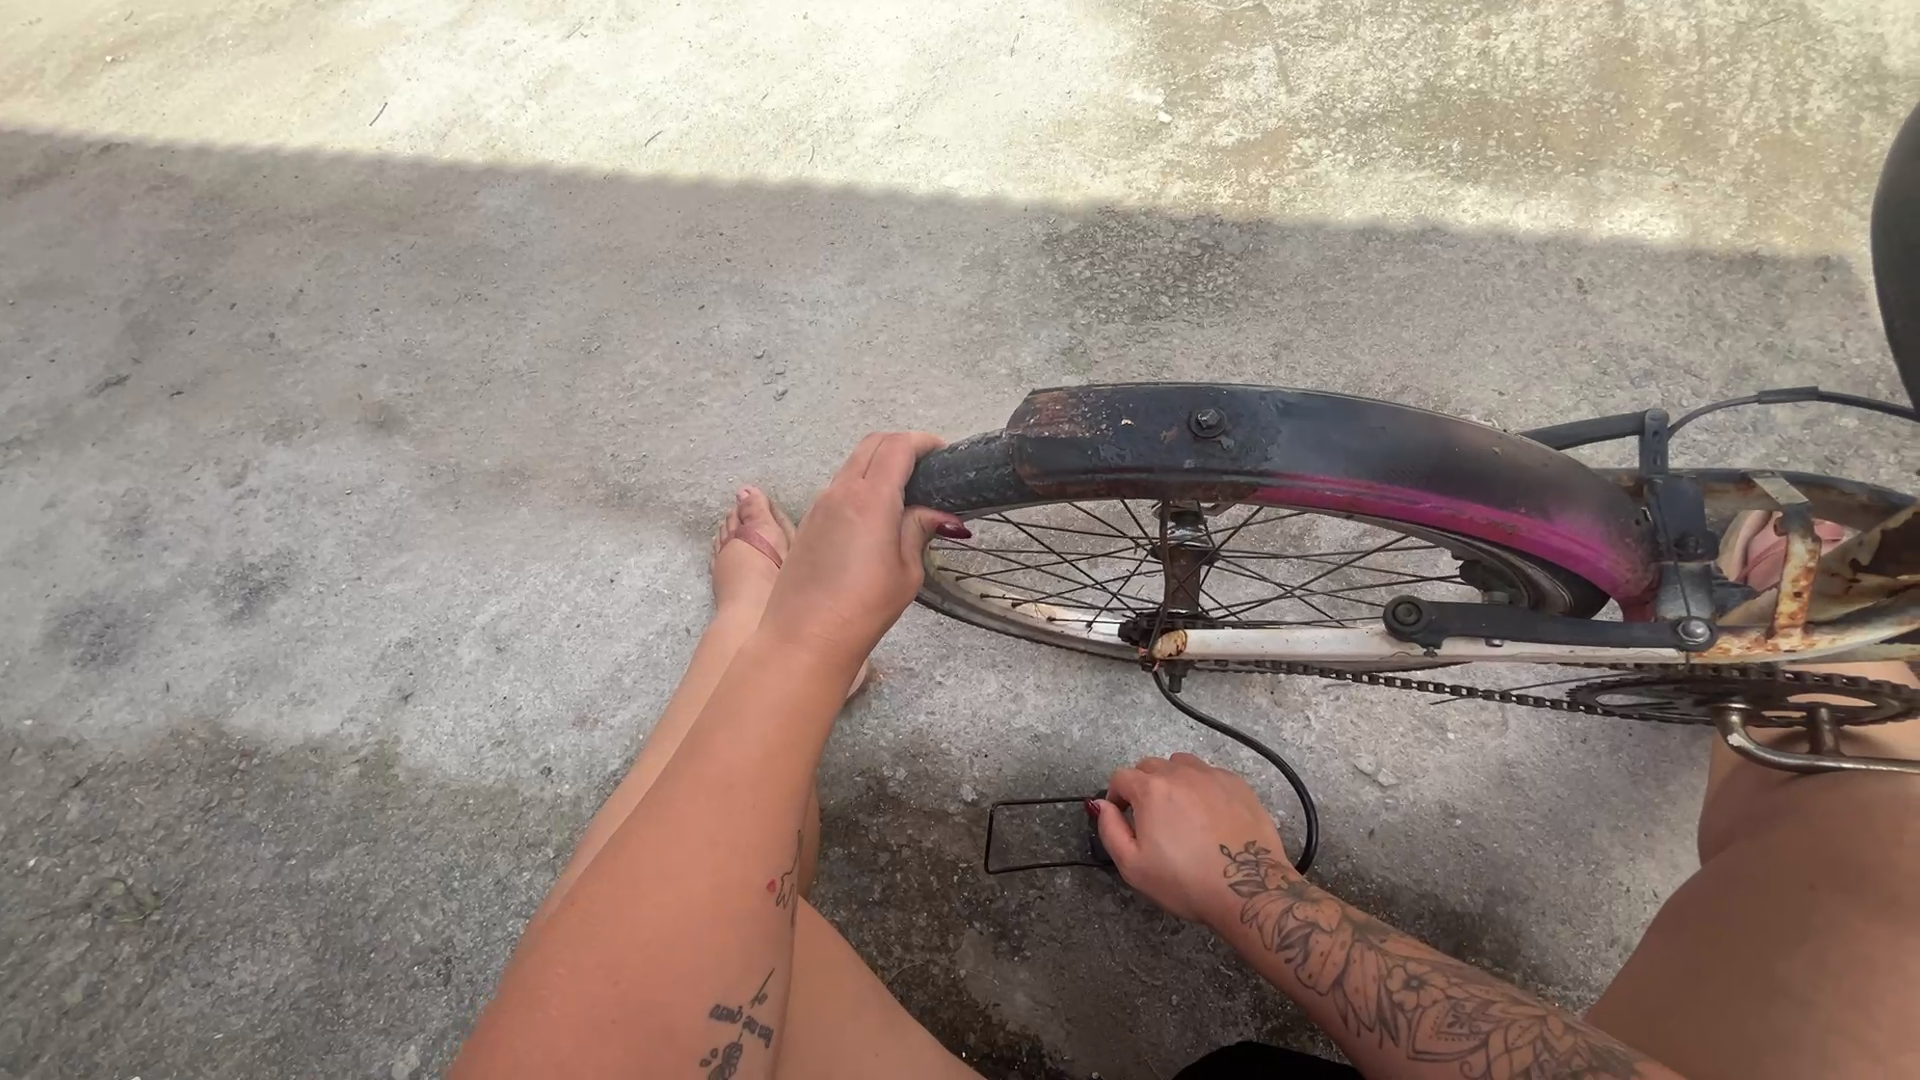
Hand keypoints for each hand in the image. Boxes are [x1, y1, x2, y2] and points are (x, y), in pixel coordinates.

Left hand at [759, 432, 963, 669]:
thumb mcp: (906, 572)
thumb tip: (936, 513)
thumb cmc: (861, 609)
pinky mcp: (808, 522)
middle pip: (872, 444)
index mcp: (870, 499)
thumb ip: (919, 530)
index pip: (897, 447)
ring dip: (878, 465)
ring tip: (904, 493)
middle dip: (901, 445)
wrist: (804, 638)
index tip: (942, 452)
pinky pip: (838, 488)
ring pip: (852, 465)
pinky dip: (860, 485)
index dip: (923, 441)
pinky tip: (876, 515)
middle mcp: (840, 492)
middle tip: (927, 467)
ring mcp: (819, 505)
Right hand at [1094, 752, 1294, 928]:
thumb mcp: (1133, 866)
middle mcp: (1180, 773)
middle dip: (1142, 786)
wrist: (1249, 889)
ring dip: (1172, 779)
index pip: (1121, 777)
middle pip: (1150, 766)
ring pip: (1181, 764)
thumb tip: (1101, 804)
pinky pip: (1210, 774)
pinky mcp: (1238, 785)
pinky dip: (1202, 786)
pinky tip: (1208, 813)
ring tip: (1179, 809)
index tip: (1121, 815)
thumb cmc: (1186, 881)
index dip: (1115, 795)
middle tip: (1150, 816)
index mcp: (1150, 789)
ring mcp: (1212, 776)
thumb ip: (1109, 829)